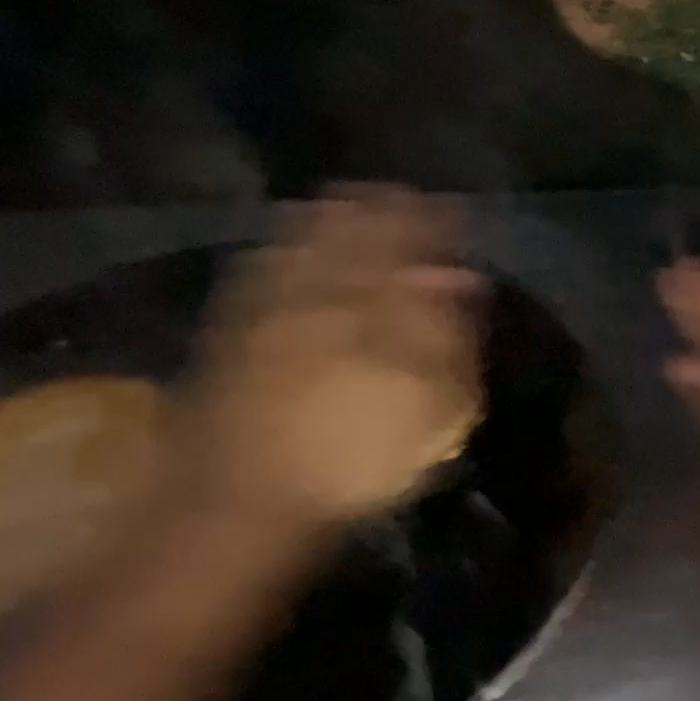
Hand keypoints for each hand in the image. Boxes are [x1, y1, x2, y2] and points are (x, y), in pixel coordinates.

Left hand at [174, 187, 482, 535]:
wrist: (241, 505)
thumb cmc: (357, 455)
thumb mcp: (430, 402)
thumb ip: (449, 332)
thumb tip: (466, 279)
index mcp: (367, 306)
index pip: (405, 246)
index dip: (431, 223)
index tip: (455, 206)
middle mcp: (313, 297)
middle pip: (347, 238)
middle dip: (377, 213)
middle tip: (402, 195)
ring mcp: (264, 315)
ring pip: (299, 250)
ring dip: (326, 224)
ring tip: (347, 204)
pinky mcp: (231, 339)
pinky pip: (260, 275)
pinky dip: (279, 253)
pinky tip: (284, 251)